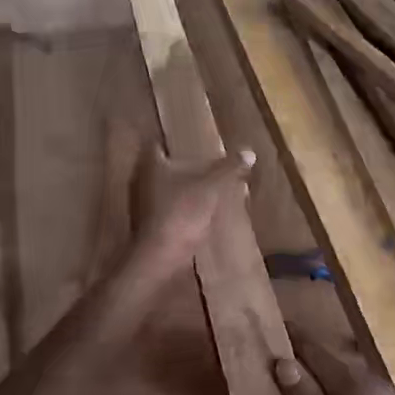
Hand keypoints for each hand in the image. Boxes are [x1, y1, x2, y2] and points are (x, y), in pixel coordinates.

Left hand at [128, 147, 255, 266]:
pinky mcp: (157, 225)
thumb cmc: (182, 212)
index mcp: (155, 166)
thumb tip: (249, 152)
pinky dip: (190, 206)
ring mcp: (149, 205)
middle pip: (167, 167)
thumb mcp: (212, 187)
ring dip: (190, 187)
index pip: (159, 145)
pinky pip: (176, 208)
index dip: (173, 140)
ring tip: (215, 184)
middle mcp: (146, 182)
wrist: (162, 257)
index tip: (191, 137)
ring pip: (172, 188)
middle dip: (187, 164)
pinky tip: (209, 209)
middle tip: (210, 160)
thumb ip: (228, 169)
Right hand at [273, 338, 394, 394]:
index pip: (315, 350)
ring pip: (347, 380)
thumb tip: (284, 364)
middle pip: (331, 363)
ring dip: (321, 383)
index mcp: (357, 390)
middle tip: (269, 371)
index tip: (264, 329)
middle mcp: (376, 383)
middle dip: (302, 362)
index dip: (290, 338)